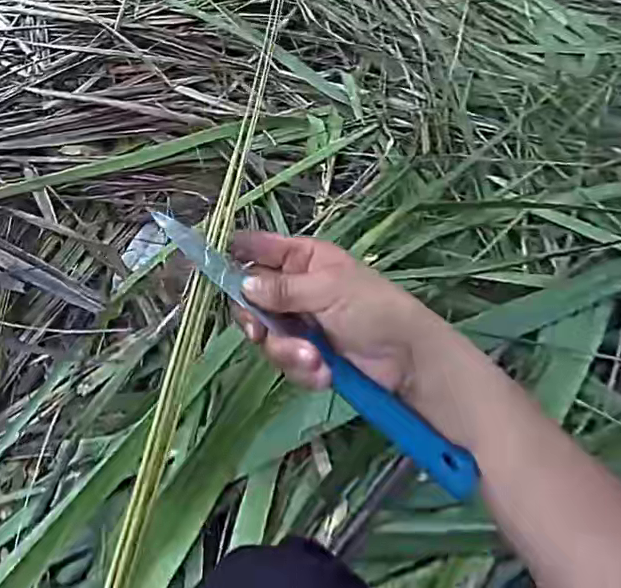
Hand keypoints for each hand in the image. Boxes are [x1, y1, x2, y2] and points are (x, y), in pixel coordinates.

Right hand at [229, 232, 446, 395]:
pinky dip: (301, 369)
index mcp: (302, 257)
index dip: (234, 254)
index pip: (258, 248)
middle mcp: (294, 286)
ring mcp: (298, 321)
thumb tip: (243, 285)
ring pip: (265, 333)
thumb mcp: (329, 290)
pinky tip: (324, 372)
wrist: (409, 361)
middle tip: (259, 332)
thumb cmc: (373, 307)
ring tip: (314, 359)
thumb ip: (283, 289)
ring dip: (286, 350)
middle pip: (250, 296)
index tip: (211, 267)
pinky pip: (284, 360)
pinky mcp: (306, 353)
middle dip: (255, 319)